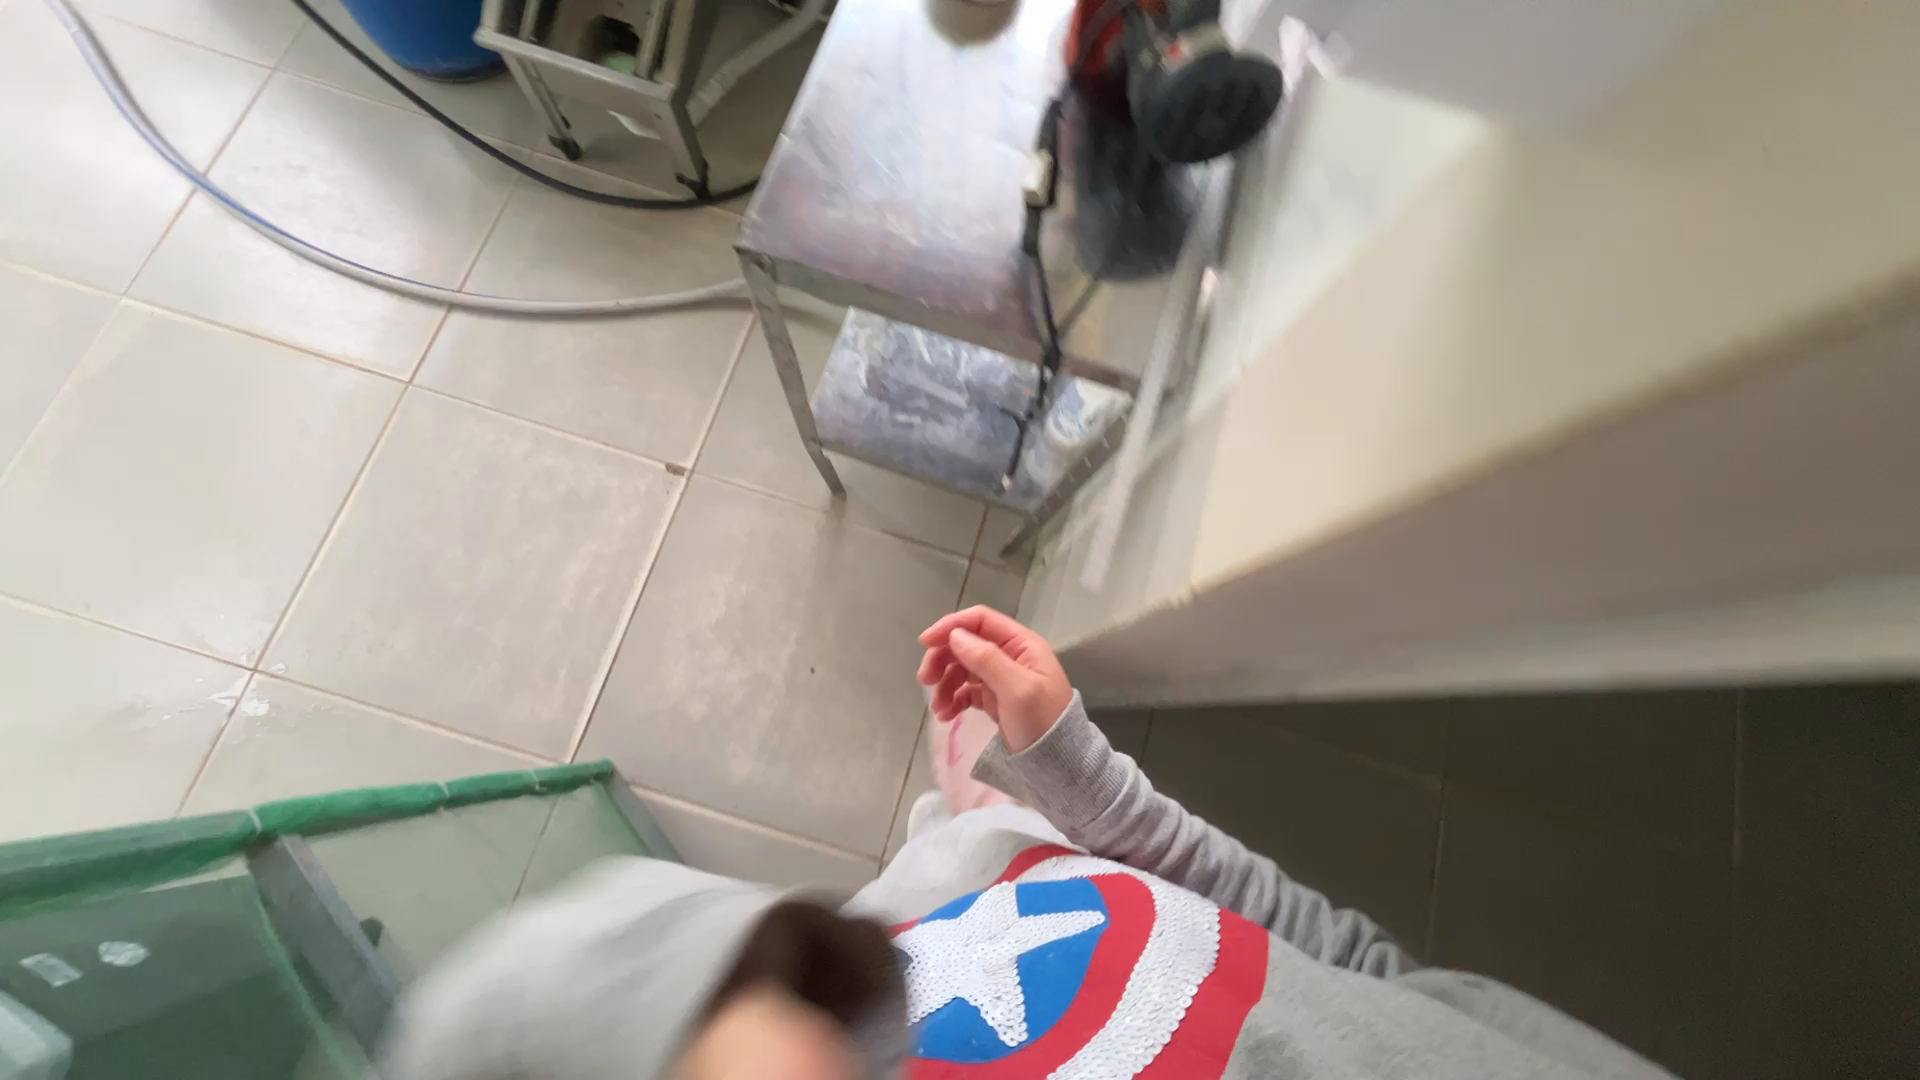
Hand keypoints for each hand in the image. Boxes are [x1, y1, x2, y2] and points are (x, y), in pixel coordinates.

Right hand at [916, 606, 1072, 752]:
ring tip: (938, 708)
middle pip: (967, 643)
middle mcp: (1011, 655)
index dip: (950, 626)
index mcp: (1021, 644)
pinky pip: (966, 690)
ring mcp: (1002, 677)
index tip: (925, 643)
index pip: (980, 621)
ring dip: (945, 683)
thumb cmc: (1043, 723)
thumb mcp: (1018, 690)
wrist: (1060, 766)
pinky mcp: (995, 699)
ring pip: (963, 668)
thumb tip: (955, 635)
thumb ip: (987, 659)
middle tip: (925, 680)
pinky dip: (953, 699)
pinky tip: (945, 715)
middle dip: (943, 658)